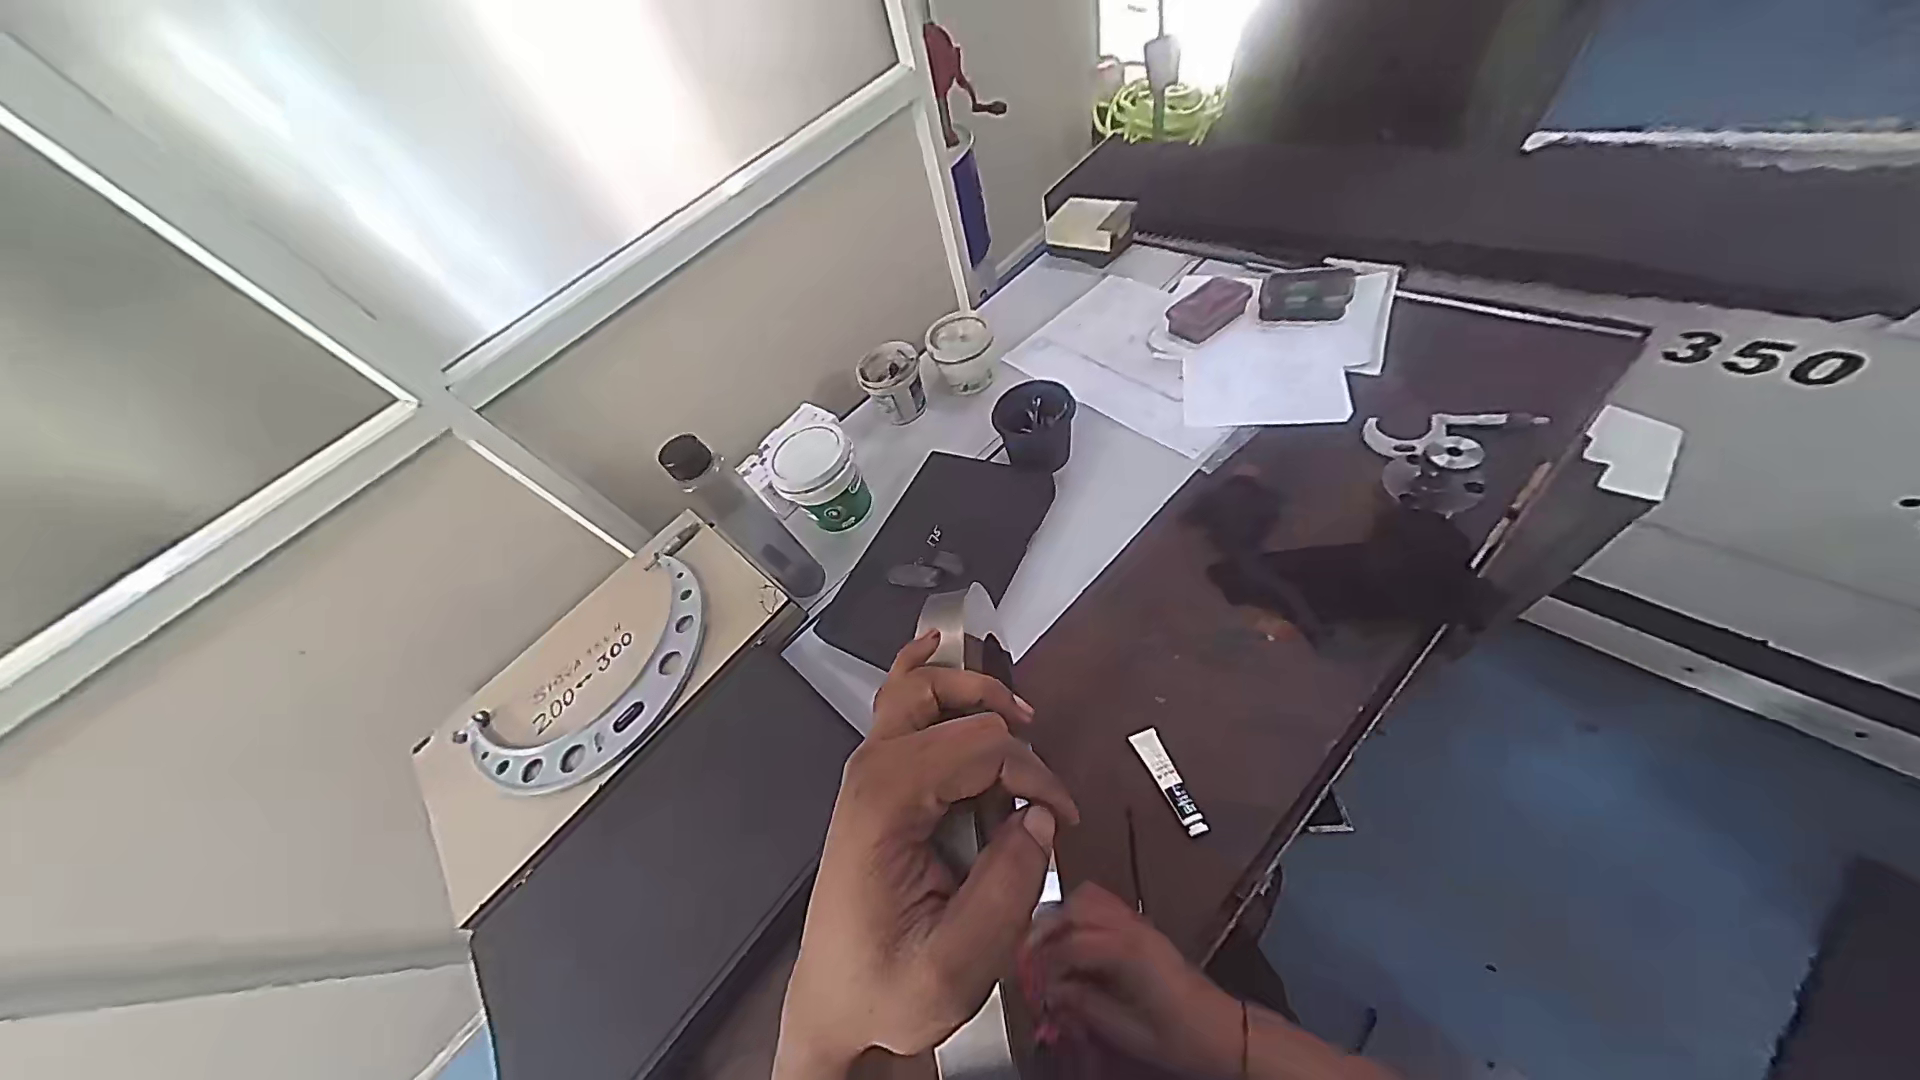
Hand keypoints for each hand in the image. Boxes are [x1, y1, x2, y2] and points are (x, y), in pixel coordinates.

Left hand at [774, 632, 1081, 1077]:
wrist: (837, 1003)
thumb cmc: (886, 988)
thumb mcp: (955, 968)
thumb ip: (1007, 891)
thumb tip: (1040, 816)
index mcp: (885, 803)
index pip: (979, 748)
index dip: (1033, 774)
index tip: (1060, 816)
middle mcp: (871, 770)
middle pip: (946, 700)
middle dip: (1003, 719)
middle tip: (1037, 758)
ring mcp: (869, 767)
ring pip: (918, 687)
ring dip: (971, 688)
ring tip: (1013, 712)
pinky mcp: (876, 776)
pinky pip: (895, 701)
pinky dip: (921, 669)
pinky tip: (933, 648)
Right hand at [1029, 882, 1244, 1078]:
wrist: (1221, 1031)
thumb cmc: (1179, 1037)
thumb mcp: (1127, 1032)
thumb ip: (1083, 1005)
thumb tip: (1049, 991)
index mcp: (1127, 951)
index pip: (1070, 944)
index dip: (1043, 963)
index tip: (1029, 982)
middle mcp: (1129, 925)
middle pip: (1073, 908)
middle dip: (1044, 930)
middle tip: (1029, 957)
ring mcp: (1135, 920)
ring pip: (1086, 896)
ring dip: (1060, 915)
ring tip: (1047, 944)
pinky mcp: (1138, 923)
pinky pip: (1101, 900)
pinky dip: (1079, 909)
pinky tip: (1072, 934)